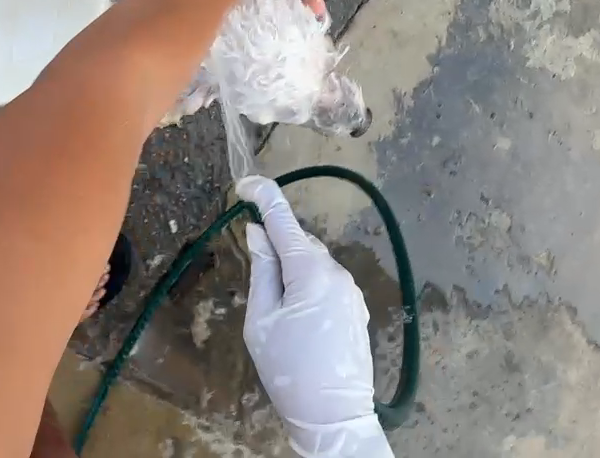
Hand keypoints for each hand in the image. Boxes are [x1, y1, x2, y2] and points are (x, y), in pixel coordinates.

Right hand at [238, 177, 392, 457]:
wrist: (335, 417)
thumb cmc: (289, 370)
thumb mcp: (261, 321)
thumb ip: (261, 270)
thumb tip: (256, 232)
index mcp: (310, 270)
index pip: (283, 218)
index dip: (263, 195)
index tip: (243, 183)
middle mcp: (336, 270)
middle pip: (298, 242)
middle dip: (275, 248)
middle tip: (257, 281)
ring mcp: (350, 287)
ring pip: (312, 262)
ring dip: (292, 270)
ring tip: (280, 315)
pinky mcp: (356, 305)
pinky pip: (326, 280)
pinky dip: (308, 284)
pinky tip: (301, 320)